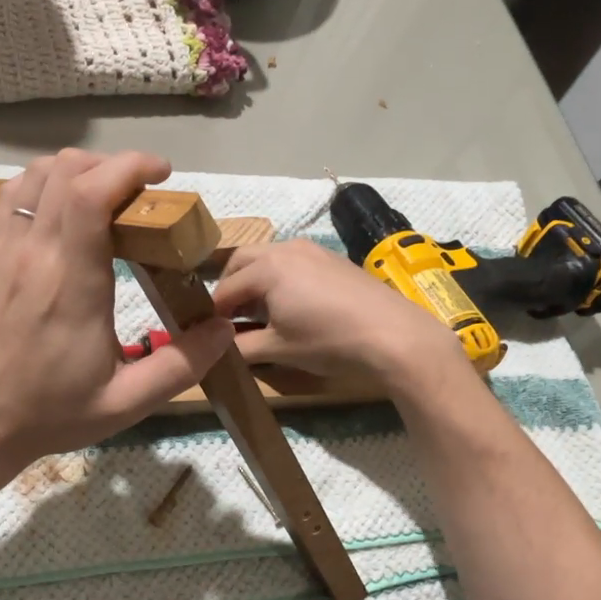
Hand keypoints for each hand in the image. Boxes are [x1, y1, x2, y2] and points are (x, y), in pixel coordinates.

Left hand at [0, 150, 235, 477]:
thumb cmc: (50, 413)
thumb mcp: (126, 403)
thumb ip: (180, 366)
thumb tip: (224, 329)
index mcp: (71, 283)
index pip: (91, 194)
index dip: (128, 167)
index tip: (162, 176)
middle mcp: (35, 254)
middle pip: (67, 171)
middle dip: (112, 166)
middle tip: (145, 194)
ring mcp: (7, 251)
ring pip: (36, 175)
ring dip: (77, 171)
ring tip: (109, 197)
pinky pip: (15, 196)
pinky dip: (45, 184)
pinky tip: (66, 211)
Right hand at [211, 239, 463, 382]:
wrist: (393, 335)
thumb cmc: (329, 342)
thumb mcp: (279, 350)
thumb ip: (242, 348)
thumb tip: (217, 350)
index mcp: (266, 268)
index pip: (224, 290)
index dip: (212, 315)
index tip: (207, 334)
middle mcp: (285, 249)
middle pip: (242, 263)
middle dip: (230, 289)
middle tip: (228, 321)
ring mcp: (312, 250)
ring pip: (268, 259)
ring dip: (255, 282)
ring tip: (258, 315)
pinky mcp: (332, 259)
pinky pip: (292, 262)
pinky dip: (279, 279)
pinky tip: (290, 306)